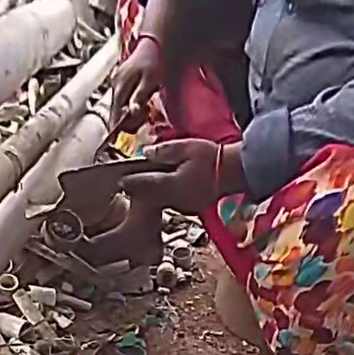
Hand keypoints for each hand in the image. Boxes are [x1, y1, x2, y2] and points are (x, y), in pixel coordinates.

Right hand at [109, 35, 163, 132]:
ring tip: (145, 107)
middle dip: (129, 120)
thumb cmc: (154, 62)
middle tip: (145, 114)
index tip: (118, 139)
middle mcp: (115, 85)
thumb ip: (139, 97)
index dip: (117, 128)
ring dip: (131, 114)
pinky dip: (130, 107)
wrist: (154, 45)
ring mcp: (117, 84)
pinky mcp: (121, 83)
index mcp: (120, 86)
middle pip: (116, 113)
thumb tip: (131, 112)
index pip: (115, 113)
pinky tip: (141, 103)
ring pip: (119, 108)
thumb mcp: (150, 81)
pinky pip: (123, 102)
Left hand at [121, 139, 243, 213]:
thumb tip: (147, 153)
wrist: (233, 172)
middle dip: (138, 191)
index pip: (146, 184)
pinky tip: (163, 190)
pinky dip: (163, 197)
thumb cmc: (212, 158)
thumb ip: (164, 151)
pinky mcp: (190, 207)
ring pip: (160, 201)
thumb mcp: (187, 147)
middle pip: (150, 196)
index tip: (120, 180)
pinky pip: (171, 203)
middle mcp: (175, 199)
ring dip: (151, 195)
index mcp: (173, 184)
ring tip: (142, 186)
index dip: (131, 182)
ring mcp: (183, 206)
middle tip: (126, 185)